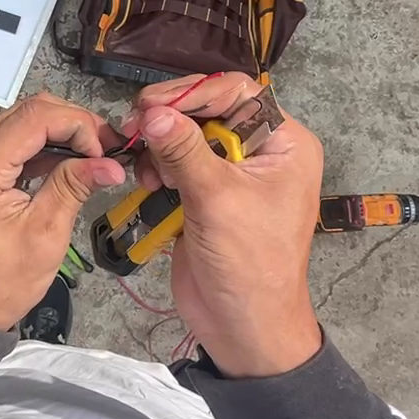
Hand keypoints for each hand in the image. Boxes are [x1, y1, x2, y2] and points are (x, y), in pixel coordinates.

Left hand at [0, 93, 126, 330]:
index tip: (104, 149)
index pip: (35, 116)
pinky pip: (7, 140)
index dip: (77, 124)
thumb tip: (110, 163)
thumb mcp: (45, 233)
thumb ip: (73, 186)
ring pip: (18, 121)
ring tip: (92, 155)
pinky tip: (66, 163)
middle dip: (71, 124)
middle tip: (105, 149)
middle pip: (27, 111)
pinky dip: (38, 146)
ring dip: (57, 132)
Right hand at [131, 74, 324, 377]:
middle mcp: (260, 150)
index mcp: (283, 143)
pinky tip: (148, 181)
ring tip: (145, 165)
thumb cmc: (249, 265)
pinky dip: (157, 165)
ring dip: (159, 144)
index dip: (193, 93)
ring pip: (186, 134)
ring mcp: (230, 172)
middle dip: (170, 117)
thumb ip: (183, 150)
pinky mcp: (204, 192)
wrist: (242, 325)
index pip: (236, 92)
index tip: (152, 105)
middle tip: (135, 124)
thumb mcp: (216, 200)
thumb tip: (152, 112)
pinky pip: (176, 161)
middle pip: (207, 109)